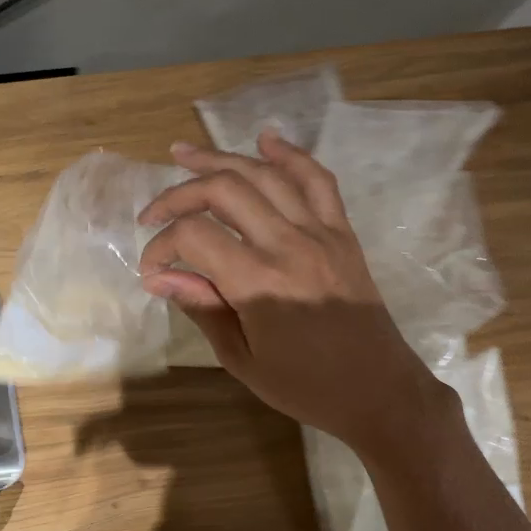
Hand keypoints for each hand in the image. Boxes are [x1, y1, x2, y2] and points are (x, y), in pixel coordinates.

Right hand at [138, 131, 453, 457]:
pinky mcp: (342, 233)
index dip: (160, 246)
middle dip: (179, 194)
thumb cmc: (303, 386)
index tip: (150, 271)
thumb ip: (202, 307)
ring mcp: (321, 233)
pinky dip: (290, 155)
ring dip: (221, 158)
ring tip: (185, 154)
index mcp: (258, 283)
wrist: (379, 391)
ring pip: (266, 175)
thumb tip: (158, 277)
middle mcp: (289, 245)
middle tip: (151, 212)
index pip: (193, 237)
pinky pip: (318, 180)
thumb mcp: (240, 357)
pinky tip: (265, 139)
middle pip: (225, 190)